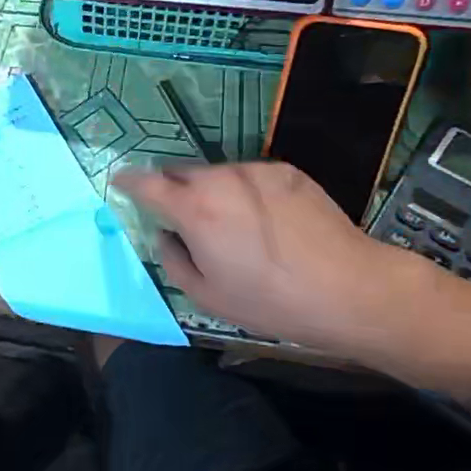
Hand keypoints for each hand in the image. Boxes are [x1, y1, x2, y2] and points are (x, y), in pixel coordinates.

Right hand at [114, 162, 458, 366]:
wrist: (350, 288)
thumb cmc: (270, 301)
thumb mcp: (208, 296)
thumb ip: (173, 260)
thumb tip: (165, 236)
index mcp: (194, 209)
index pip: (146, 182)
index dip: (128, 181)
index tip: (120, 182)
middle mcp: (220, 178)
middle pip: (181, 172)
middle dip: (172, 188)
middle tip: (181, 216)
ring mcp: (255, 170)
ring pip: (217, 173)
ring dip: (210, 190)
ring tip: (231, 224)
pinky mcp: (285, 170)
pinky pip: (249, 176)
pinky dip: (244, 191)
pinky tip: (265, 221)